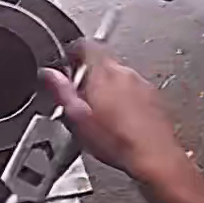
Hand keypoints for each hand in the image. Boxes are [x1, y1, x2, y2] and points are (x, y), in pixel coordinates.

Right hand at [40, 40, 188, 185]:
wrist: (154, 157)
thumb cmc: (118, 141)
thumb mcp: (77, 118)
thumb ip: (61, 91)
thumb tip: (49, 74)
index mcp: (103, 72)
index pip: (86, 45)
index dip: (73, 51)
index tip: (67, 62)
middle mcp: (124, 73)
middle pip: (101, 62)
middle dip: (88, 76)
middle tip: (80, 97)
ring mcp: (141, 83)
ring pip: (117, 77)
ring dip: (107, 88)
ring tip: (100, 114)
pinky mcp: (153, 96)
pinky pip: (133, 90)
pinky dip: (124, 99)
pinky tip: (119, 121)